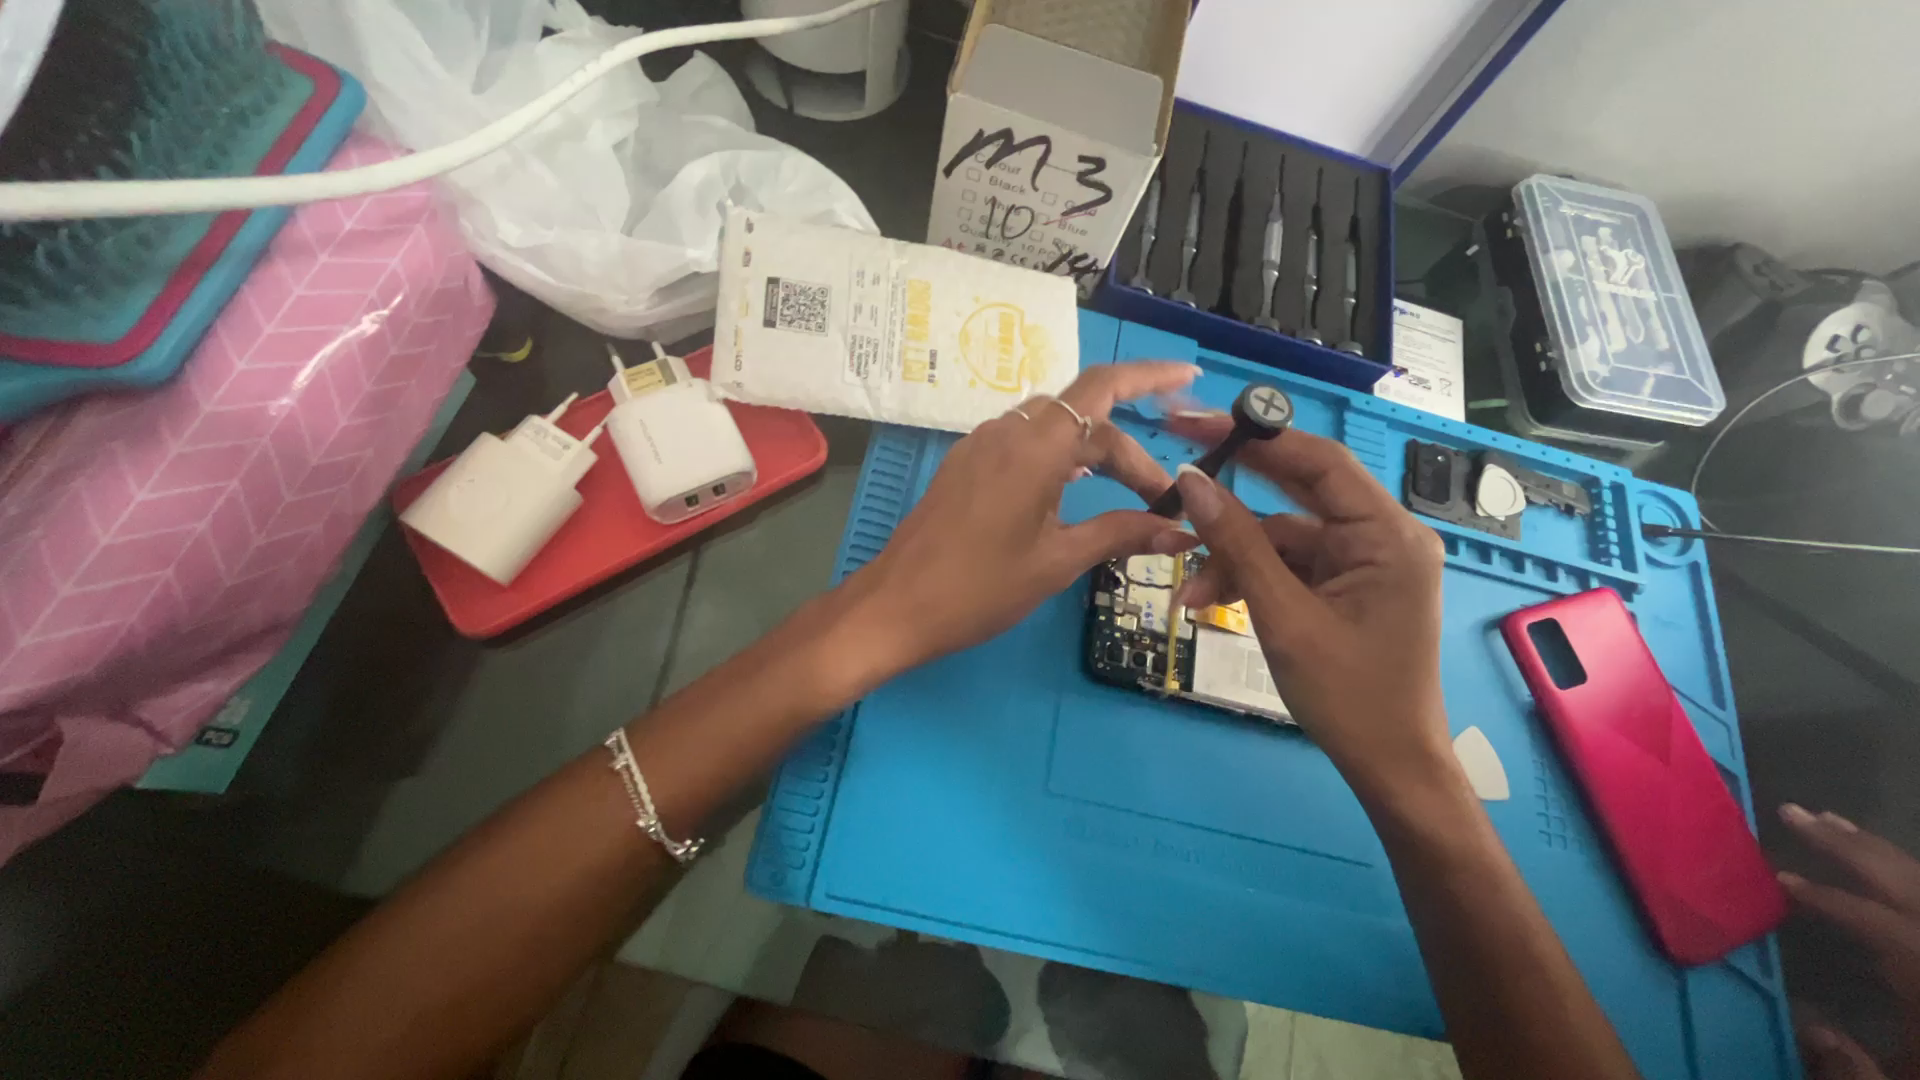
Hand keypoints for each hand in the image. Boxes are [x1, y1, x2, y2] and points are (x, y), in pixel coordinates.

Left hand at [841, 362, 1200, 675]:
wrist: (897, 605)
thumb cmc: (980, 587)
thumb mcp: (1058, 561)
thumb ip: (1120, 534)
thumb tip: (1179, 530)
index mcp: (1035, 446)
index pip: (1102, 389)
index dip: (1150, 377)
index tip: (1189, 378)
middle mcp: (1007, 431)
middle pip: (1080, 413)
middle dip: (1125, 446)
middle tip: (1157, 494)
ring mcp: (980, 446)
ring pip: (1049, 426)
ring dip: (1090, 448)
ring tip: (1124, 487)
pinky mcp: (964, 465)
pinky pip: (1022, 442)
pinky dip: (1057, 455)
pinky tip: (1070, 488)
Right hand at [1163, 418, 1448, 786]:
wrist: (1389, 767)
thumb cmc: (1347, 695)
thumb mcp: (1281, 616)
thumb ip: (1236, 543)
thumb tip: (1191, 480)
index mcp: (1388, 534)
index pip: (1317, 460)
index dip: (1253, 436)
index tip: (1193, 424)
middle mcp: (1383, 535)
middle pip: (1299, 489)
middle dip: (1234, 490)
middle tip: (1175, 473)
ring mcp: (1365, 560)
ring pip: (1283, 534)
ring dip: (1233, 557)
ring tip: (1190, 594)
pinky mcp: (1347, 583)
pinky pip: (1289, 563)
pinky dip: (1250, 576)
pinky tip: (1211, 600)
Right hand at [1779, 803, 1919, 1079]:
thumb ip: (1855, 1064)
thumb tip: (1808, 1024)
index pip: (1879, 925)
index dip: (1828, 898)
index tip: (1779, 876)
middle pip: (1909, 889)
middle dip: (1852, 848)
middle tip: (1794, 812)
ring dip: (1878, 852)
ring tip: (1828, 821)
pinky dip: (1908, 875)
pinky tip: (1886, 863)